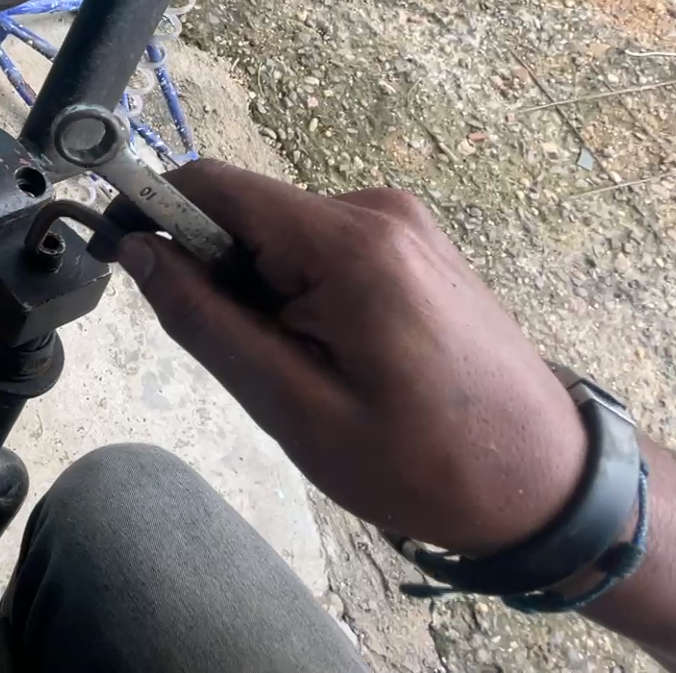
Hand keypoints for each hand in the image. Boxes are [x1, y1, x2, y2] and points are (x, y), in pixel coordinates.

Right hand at [117, 160, 586, 556]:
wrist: (555, 490)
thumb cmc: (420, 461)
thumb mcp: (288, 403)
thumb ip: (201, 317)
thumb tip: (134, 250)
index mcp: (347, 244)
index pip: (209, 185)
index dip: (148, 209)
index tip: (121, 258)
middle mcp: (372, 209)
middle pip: (239, 211)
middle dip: (209, 268)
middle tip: (236, 348)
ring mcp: (395, 220)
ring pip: (269, 230)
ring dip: (249, 282)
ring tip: (290, 356)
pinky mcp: (403, 238)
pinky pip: (307, 241)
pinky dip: (285, 282)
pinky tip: (322, 341)